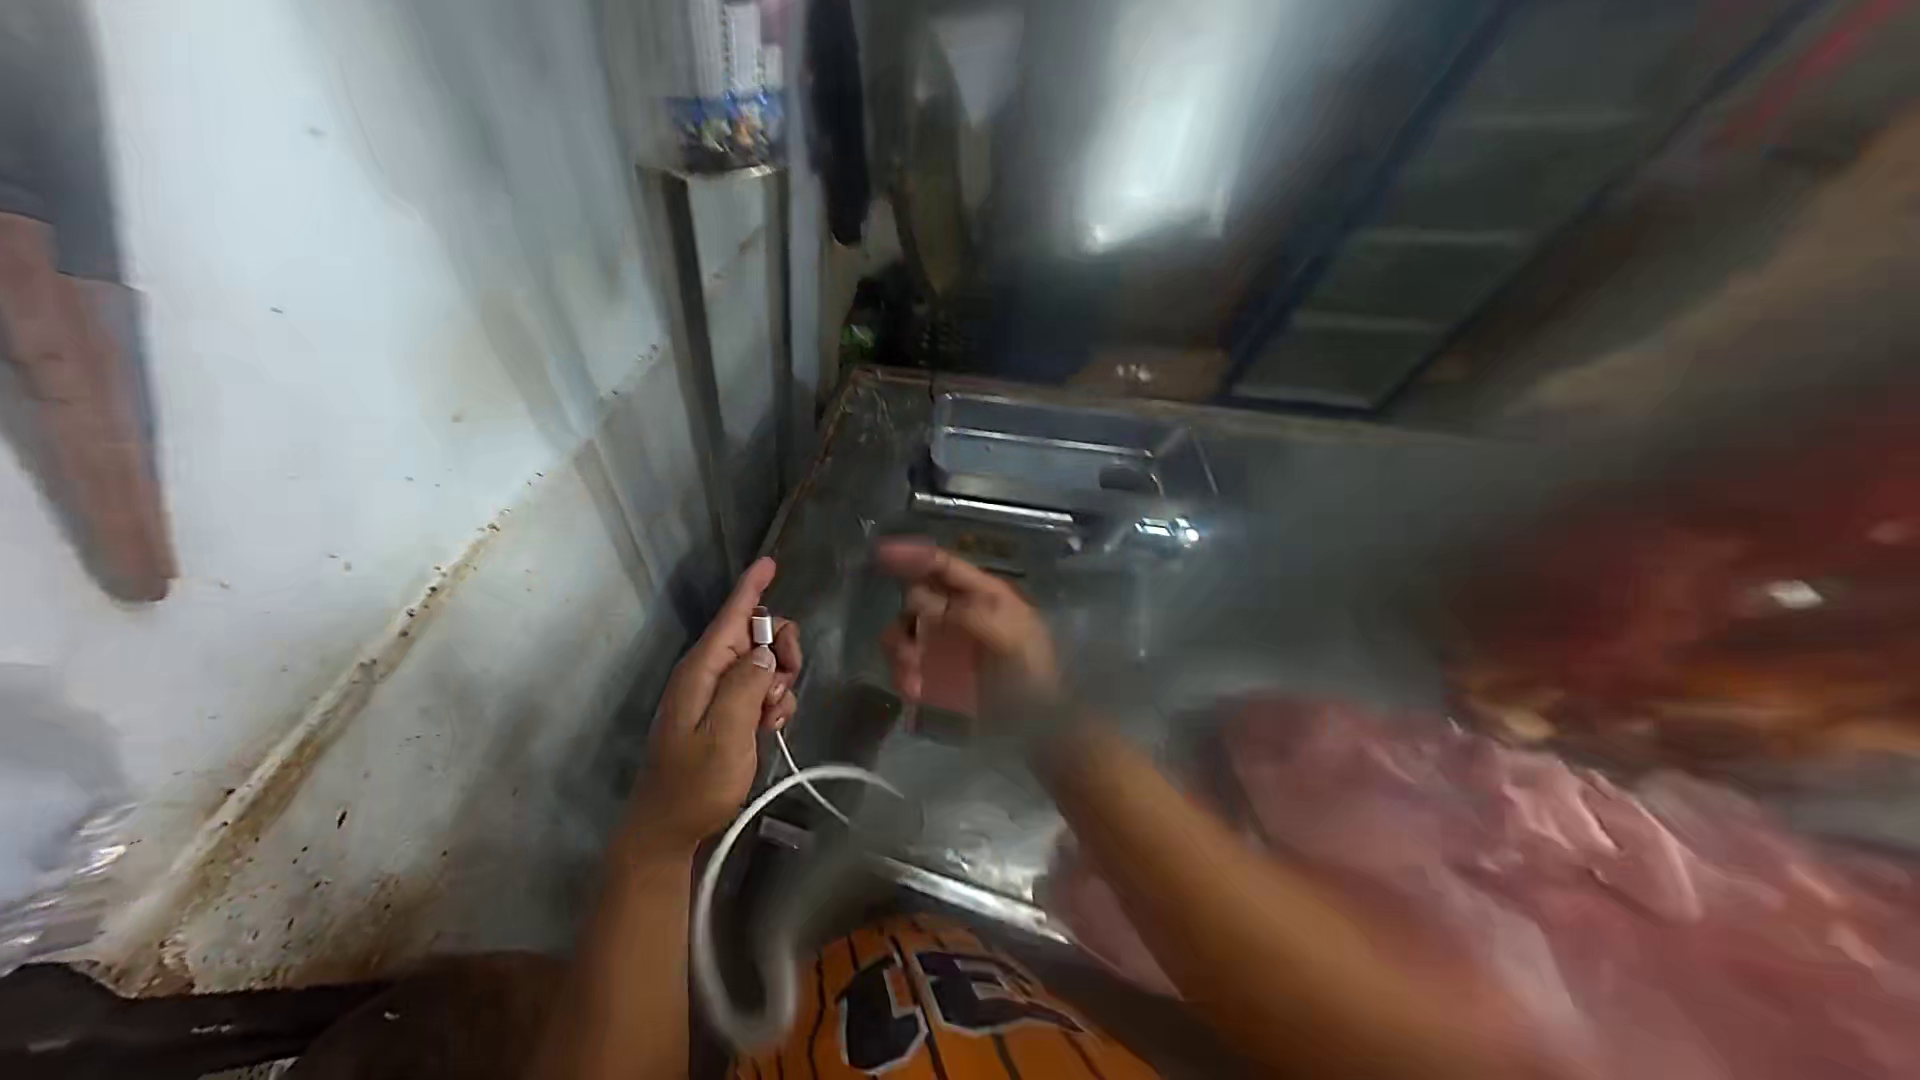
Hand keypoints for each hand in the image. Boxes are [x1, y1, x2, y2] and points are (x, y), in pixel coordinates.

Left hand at [634, 557, 801, 847]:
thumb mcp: (726, 733)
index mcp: (702, 669)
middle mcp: (709, 672)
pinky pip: (762, 690)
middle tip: (783, 688)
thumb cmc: (695, 783)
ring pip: (766, 664)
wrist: (670, 829)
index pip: (733, 616)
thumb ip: (747, 686)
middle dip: (781, 654)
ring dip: (780, 685)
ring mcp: (717, 693)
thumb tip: (767, 651)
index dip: (753, 587)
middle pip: (758, 636)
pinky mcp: (727, 712)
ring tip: (771, 718)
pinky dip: (773, 703)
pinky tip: (769, 728)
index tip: (770, 562)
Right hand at [875, 539, 1058, 706]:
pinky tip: (916, 692)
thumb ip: (970, 614)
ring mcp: (947, 642)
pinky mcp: (938, 672)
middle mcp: (960, 612)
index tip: (880, 552)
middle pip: (915, 599)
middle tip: (910, 650)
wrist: (1039, 726)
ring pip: (906, 633)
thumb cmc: (1034, 677)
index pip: (943, 565)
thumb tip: (918, 597)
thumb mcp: (1012, 640)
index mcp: (983, 595)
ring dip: (901, 652)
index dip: (912, 555)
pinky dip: (904, 676)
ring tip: (913, 679)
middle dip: (906, 622)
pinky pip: (907, 665)